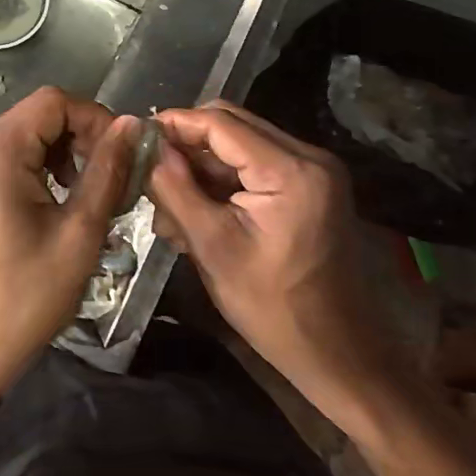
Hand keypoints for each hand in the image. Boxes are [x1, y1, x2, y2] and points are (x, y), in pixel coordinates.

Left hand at [0, 88, 133, 404]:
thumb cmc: (25, 295)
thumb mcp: (79, 232)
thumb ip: (107, 170)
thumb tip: (132, 124)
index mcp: (0, 149)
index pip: (58, 102)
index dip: (98, 120)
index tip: (125, 156)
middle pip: (49, 113)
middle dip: (90, 137)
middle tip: (120, 177)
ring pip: (42, 133)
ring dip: (77, 152)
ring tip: (104, 190)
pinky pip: (28, 154)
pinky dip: (58, 166)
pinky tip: (76, 198)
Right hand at [148, 101, 393, 404]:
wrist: (339, 352)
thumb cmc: (274, 309)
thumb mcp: (214, 249)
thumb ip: (177, 190)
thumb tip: (146, 146)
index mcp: (291, 170)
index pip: (221, 123)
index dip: (176, 123)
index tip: (136, 136)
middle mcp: (309, 156)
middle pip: (234, 125)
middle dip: (188, 144)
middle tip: (150, 171)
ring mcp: (315, 169)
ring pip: (243, 143)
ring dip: (204, 164)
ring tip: (169, 201)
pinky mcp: (313, 184)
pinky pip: (259, 163)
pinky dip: (226, 178)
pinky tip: (198, 208)